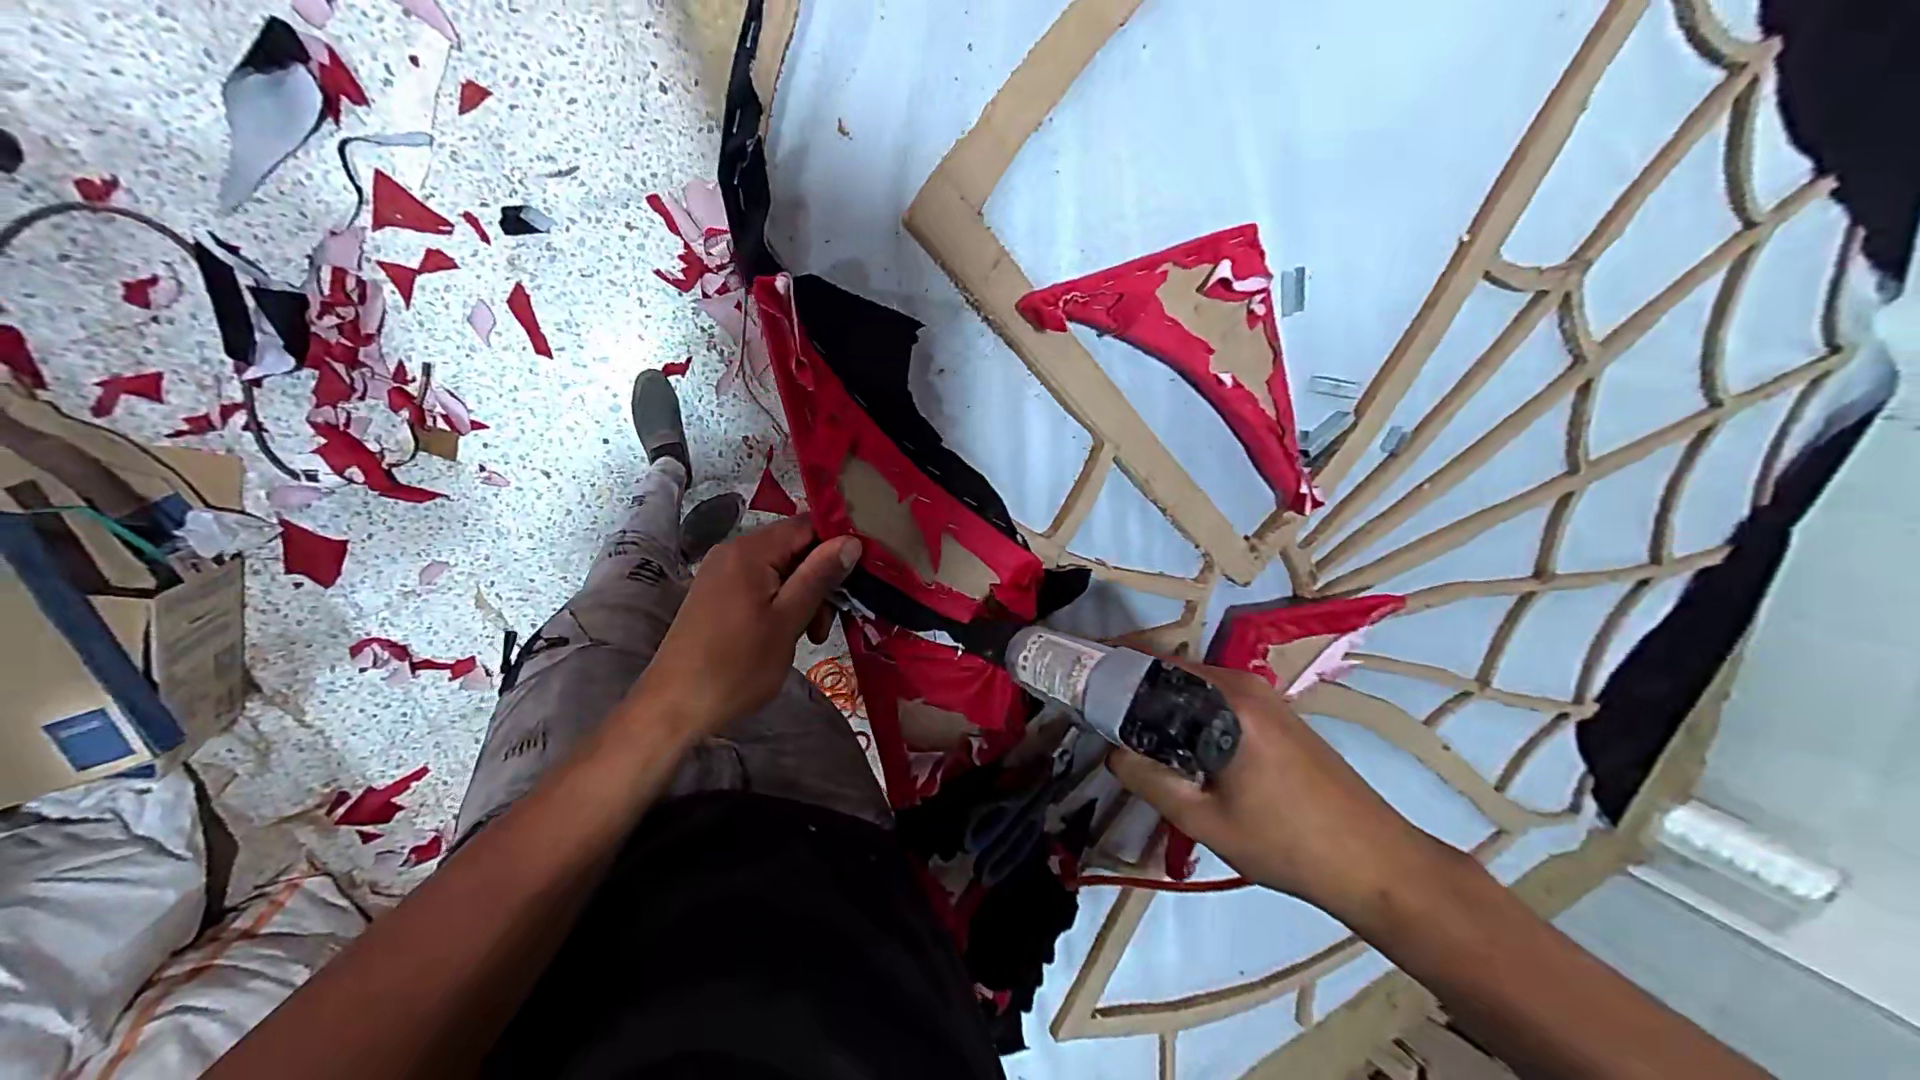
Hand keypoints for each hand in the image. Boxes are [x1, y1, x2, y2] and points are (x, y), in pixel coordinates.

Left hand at [630, 517, 860, 736]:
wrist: (675, 706)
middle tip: (830, 622)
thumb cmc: (737, 665)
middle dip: (820, 579)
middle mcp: (734, 551)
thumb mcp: (788, 620)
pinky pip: (762, 585)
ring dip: (804, 596)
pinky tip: (787, 634)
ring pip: (781, 570)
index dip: (838, 545)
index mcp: (751, 550)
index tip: (861, 576)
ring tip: (811, 636)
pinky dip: (782, 604)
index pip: (808, 525)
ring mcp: (722, 573)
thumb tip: (852, 540)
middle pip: (795, 548)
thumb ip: (820, 575)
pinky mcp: (718, 594)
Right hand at [1107, 660, 1432, 911]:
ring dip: (1162, 702)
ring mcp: (1266, 698)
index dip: (1113, 672)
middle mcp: (1246, 684)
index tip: (1083, 687)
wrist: (1375, 864)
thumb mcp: (1202, 819)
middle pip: (1173, 672)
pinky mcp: (1277, 715)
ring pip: (1195, 687)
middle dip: (1133, 688)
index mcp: (1227, 699)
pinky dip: (1189, 712)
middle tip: (1099, 714)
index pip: (1153, 666)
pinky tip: (1178, 745)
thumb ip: (1147, 778)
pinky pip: (1218, 700)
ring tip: (1130, 732)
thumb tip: (1113, 750)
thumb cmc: (1286, 842)